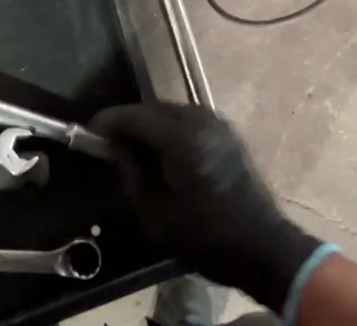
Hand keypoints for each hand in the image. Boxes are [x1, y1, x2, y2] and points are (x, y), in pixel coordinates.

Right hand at [93, 102, 321, 312]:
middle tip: (111, 142)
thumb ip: (132, 176)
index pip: (135, 116)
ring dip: (151, 124)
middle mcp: (200, 121)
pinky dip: (171, 129)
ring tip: (135, 147)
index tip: (90, 131)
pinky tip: (165, 151)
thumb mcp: (157, 216)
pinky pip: (190, 120)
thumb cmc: (208, 238)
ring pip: (173, 112)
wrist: (265, 249)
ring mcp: (218, 125)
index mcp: (181, 138)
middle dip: (130, 122)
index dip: (109, 121)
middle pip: (154, 109)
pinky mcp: (229, 134)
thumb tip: (117, 150)